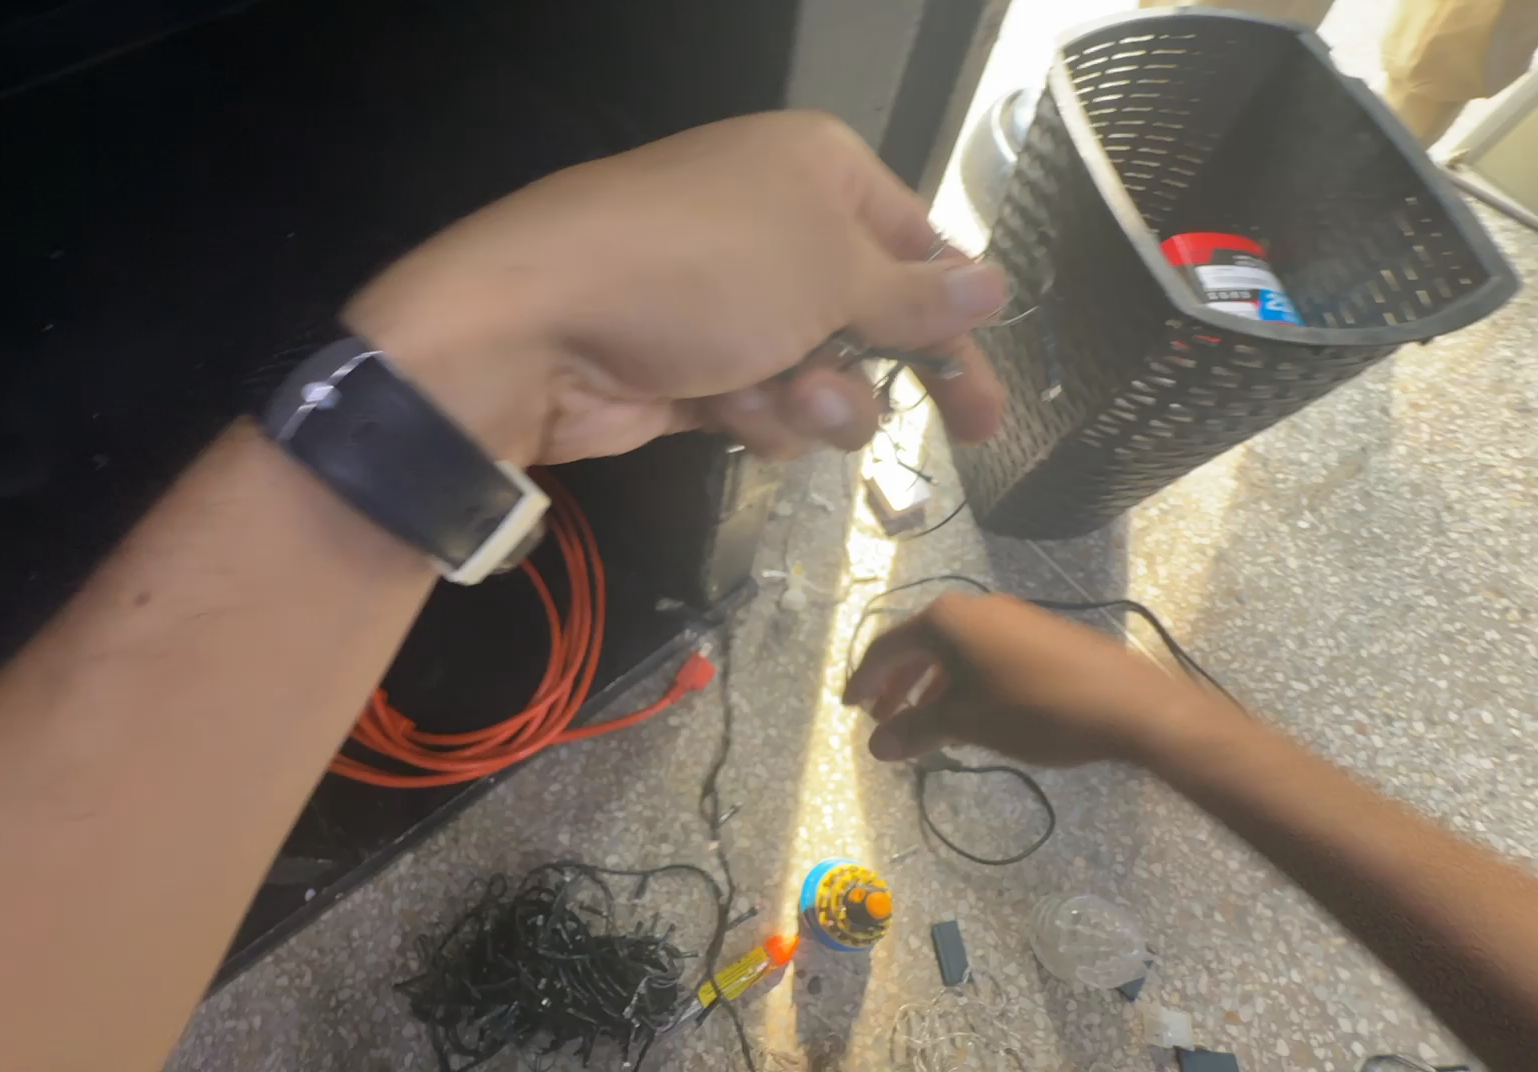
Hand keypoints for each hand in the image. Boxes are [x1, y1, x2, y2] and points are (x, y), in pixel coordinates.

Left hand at [342, 111, 1010, 463]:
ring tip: (788, 402)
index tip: (986, 398)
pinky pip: (761, 406)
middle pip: (872, 320)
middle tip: (964, 429)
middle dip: (890, 372)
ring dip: (819, 402)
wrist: (544, 330)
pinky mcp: (693, 370)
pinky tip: (735, 415)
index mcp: (818, 175)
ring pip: (819, 376)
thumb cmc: (701, 275)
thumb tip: (994, 287)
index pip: (919, 245)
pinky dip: (758, 419)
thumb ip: (913, 293)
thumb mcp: (826, 272)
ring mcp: (728, 308)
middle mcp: (775, 234)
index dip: (959, 319)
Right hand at [842, 593, 1227, 766]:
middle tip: (879, 716)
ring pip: (950, 651)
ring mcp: (1006, 617)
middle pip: (916, 646)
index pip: (886, 648)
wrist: (1130, 704)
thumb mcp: (964, 722)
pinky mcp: (1035, 633)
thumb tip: (875, 746)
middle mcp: (970, 608)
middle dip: (895, 684)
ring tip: (922, 722)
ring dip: (928, 686)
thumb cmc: (1034, 709)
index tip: (850, 707)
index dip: (864, 680)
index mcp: (944, 620)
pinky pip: (980, 653)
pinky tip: (968, 712)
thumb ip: (914, 730)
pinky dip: (961, 681)